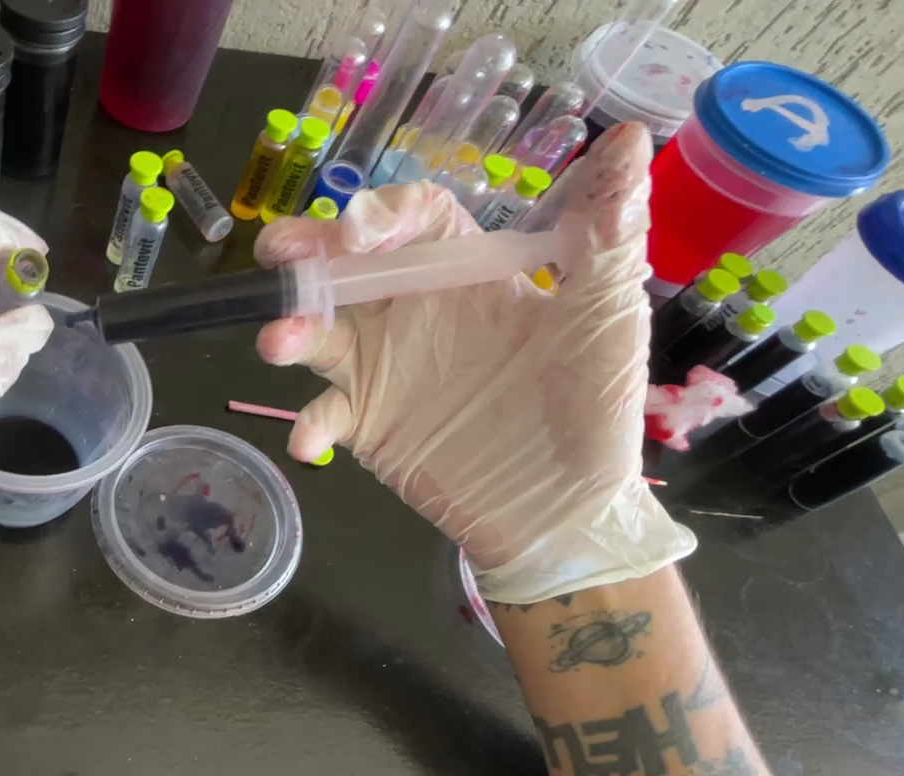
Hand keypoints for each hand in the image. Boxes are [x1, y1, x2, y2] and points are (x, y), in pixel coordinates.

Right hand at [252, 123, 693, 603]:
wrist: (563, 508)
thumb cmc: (594, 409)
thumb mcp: (606, 317)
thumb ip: (604, 236)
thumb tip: (626, 138)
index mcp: (466, 276)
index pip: (413, 222)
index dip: (383, 214)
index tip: (360, 232)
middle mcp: (411, 313)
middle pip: (346, 266)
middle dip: (305, 252)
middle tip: (279, 254)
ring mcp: (380, 370)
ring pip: (318, 335)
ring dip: (290, 332)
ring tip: (278, 343)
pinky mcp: (364, 424)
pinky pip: (325, 413)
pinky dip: (310, 423)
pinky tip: (308, 439)